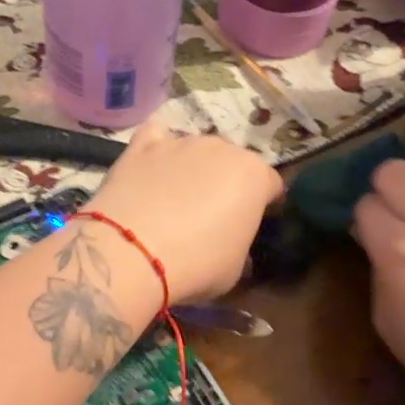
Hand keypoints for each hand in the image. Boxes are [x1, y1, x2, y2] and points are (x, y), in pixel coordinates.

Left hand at [86, 122, 283, 302]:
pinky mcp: (142, 145)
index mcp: (254, 175)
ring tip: (174, 197)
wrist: (133, 251)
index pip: (271, 183)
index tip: (252, 221)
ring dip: (192, 167)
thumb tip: (230, 241)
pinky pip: (156, 136)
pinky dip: (157, 147)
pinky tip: (151, 166)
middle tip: (211, 214)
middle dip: (226, 182)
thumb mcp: (235, 269)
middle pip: (232, 161)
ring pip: (195, 149)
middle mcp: (221, 148)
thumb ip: (240, 245)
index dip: (264, 203)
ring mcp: (180, 142)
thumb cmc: (197, 263)